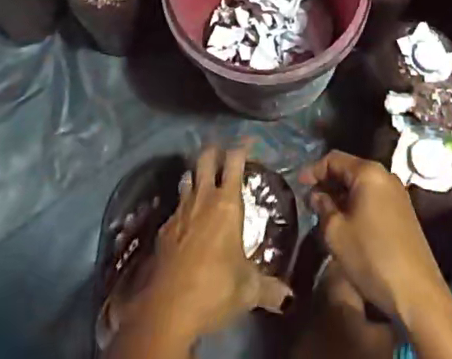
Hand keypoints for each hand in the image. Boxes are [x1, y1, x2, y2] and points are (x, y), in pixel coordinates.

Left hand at [120, 144, 293, 350]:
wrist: (167, 310)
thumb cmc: (215, 287)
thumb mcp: (248, 289)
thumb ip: (270, 289)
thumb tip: (289, 298)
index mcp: (227, 203)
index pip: (234, 161)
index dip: (242, 147)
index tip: (249, 142)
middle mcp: (202, 200)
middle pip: (205, 159)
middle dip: (214, 151)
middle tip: (223, 151)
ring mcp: (179, 213)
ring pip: (187, 179)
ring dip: (196, 175)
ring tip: (203, 179)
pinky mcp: (162, 232)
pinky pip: (175, 208)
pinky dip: (182, 206)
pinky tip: (186, 220)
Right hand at [297, 151, 447, 323]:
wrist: (415, 290)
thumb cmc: (371, 256)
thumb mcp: (336, 232)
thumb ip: (323, 207)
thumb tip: (317, 195)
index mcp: (369, 173)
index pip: (335, 158)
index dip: (313, 170)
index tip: (298, 185)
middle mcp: (386, 176)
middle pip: (350, 170)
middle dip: (328, 182)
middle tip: (308, 200)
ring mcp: (398, 194)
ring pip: (362, 185)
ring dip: (342, 195)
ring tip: (323, 212)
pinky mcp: (403, 212)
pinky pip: (373, 198)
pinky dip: (356, 204)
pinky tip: (345, 222)